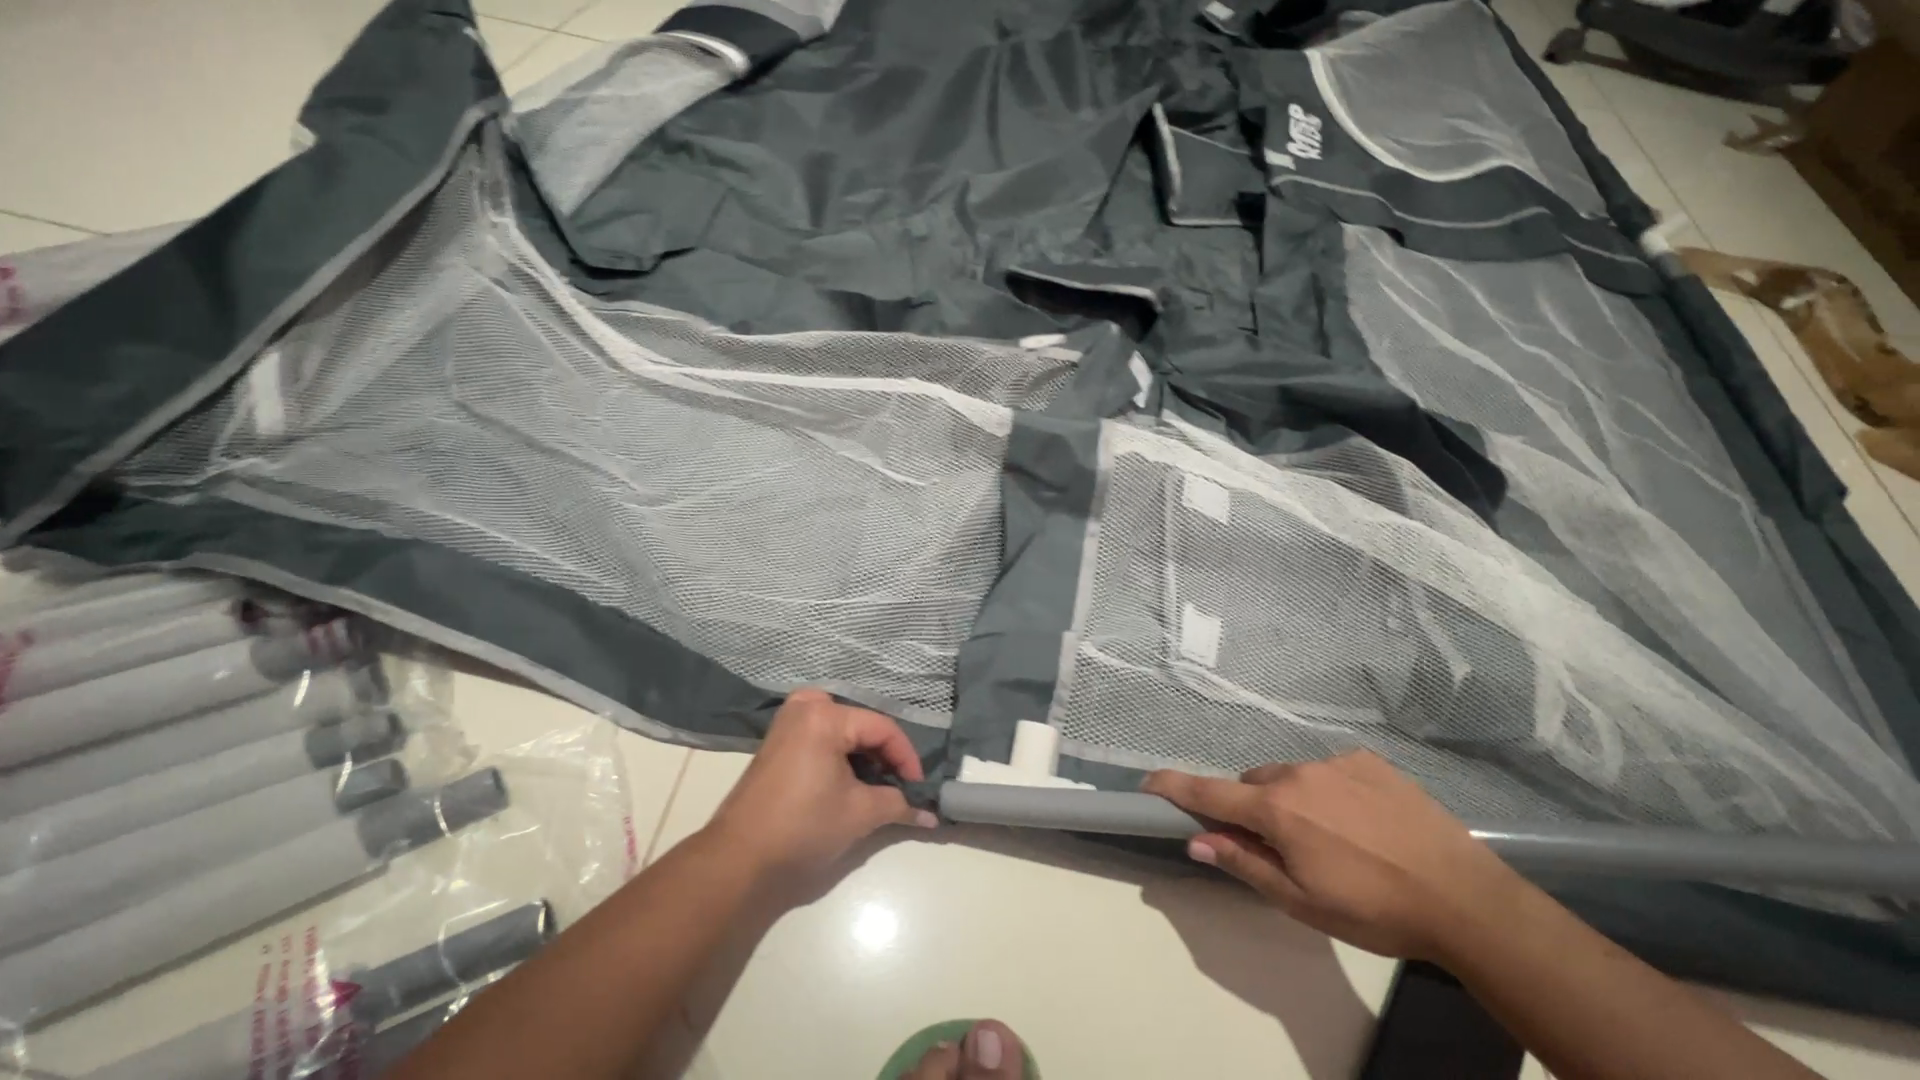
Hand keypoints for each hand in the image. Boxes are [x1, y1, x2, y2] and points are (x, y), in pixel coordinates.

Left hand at [706, 688, 936, 882]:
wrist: (740, 859)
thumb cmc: (804, 828)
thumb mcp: (860, 814)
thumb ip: (899, 805)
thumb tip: (929, 816)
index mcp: (824, 716)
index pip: (882, 729)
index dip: (907, 758)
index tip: (919, 788)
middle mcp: (804, 708)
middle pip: (861, 724)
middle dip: (884, 755)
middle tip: (901, 786)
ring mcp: (786, 724)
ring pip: (841, 729)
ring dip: (863, 756)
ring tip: (880, 787)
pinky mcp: (777, 743)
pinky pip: (821, 737)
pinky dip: (841, 755)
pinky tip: (852, 783)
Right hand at [1142, 750, 1532, 962]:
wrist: (1463, 898)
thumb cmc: (1373, 910)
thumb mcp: (1300, 901)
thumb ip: (1243, 864)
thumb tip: (1195, 841)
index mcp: (1277, 810)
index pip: (1208, 793)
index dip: (1173, 787)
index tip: (1147, 783)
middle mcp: (1299, 774)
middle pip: (1252, 785)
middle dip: (1250, 810)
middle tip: (1276, 849)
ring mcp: (1338, 763)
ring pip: (1290, 777)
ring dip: (1289, 801)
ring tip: (1328, 841)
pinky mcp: (1372, 762)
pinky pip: (1328, 772)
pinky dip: (1326, 792)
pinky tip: (1359, 825)